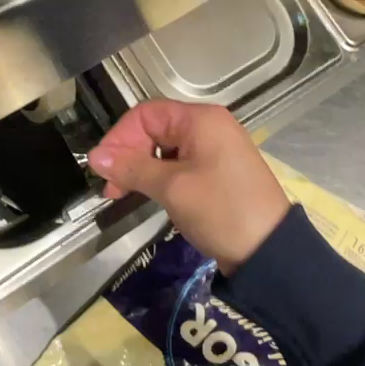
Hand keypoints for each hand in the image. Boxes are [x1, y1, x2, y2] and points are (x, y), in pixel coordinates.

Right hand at [88, 100, 290, 273]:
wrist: (270, 251)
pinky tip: (148, 195)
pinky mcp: (216, 173)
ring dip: (141, 168)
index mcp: (201, 119)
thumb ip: (132, 168)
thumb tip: (95, 156)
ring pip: (164, 149)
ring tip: (124, 194)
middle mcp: (208, 127)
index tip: (103, 168)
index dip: (120, 138)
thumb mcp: (173, 188)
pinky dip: (159, 178)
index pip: (146, 114)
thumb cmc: (222, 210)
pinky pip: (179, 165)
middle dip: (128, 155)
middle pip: (154, 129)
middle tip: (111, 188)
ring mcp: (214, 150)